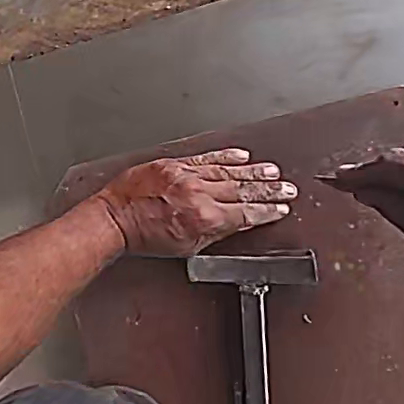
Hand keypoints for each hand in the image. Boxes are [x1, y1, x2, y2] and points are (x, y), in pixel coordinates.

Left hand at [88, 148, 294, 257]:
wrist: (115, 219)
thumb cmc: (144, 237)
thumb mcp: (186, 247)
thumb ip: (214, 233)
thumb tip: (235, 223)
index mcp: (204, 218)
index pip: (246, 213)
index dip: (267, 211)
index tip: (280, 208)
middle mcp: (199, 194)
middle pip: (243, 190)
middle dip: (269, 190)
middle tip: (287, 189)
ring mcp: (186, 177)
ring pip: (228, 172)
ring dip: (254, 172)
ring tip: (272, 172)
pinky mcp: (174, 164)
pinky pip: (206, 158)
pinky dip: (226, 156)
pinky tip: (242, 156)